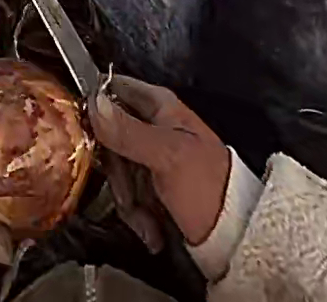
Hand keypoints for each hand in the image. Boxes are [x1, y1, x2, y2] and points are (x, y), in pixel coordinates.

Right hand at [90, 76, 232, 245]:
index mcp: (159, 105)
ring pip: (116, 169)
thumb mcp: (166, 155)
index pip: (113, 88)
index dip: (96, 108)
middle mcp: (152, 125)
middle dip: (117, 174)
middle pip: (109, 136)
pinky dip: (137, 215)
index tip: (90, 135)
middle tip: (130, 196)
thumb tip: (93, 102)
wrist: (236, 240)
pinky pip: (128, 192)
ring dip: (128, 201)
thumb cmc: (208, 187)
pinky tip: (152, 229)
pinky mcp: (152, 184)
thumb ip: (127, 130)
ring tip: (148, 221)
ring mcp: (151, 156)